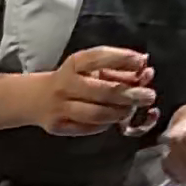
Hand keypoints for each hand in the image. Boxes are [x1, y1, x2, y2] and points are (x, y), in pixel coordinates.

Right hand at [26, 47, 157, 136]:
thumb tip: (144, 70)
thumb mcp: (90, 67)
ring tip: (130, 111)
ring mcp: (60, 107)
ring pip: (96, 113)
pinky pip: (87, 128)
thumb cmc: (71, 79)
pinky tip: (111, 120)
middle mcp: (65, 84)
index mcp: (75, 63)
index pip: (102, 57)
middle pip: (104, 91)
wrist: (36, 99)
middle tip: (148, 96)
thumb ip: (116, 67)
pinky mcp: (58, 126)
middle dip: (130, 94)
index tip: (143, 63)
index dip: (125, 59)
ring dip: (119, 113)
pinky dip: (104, 125)